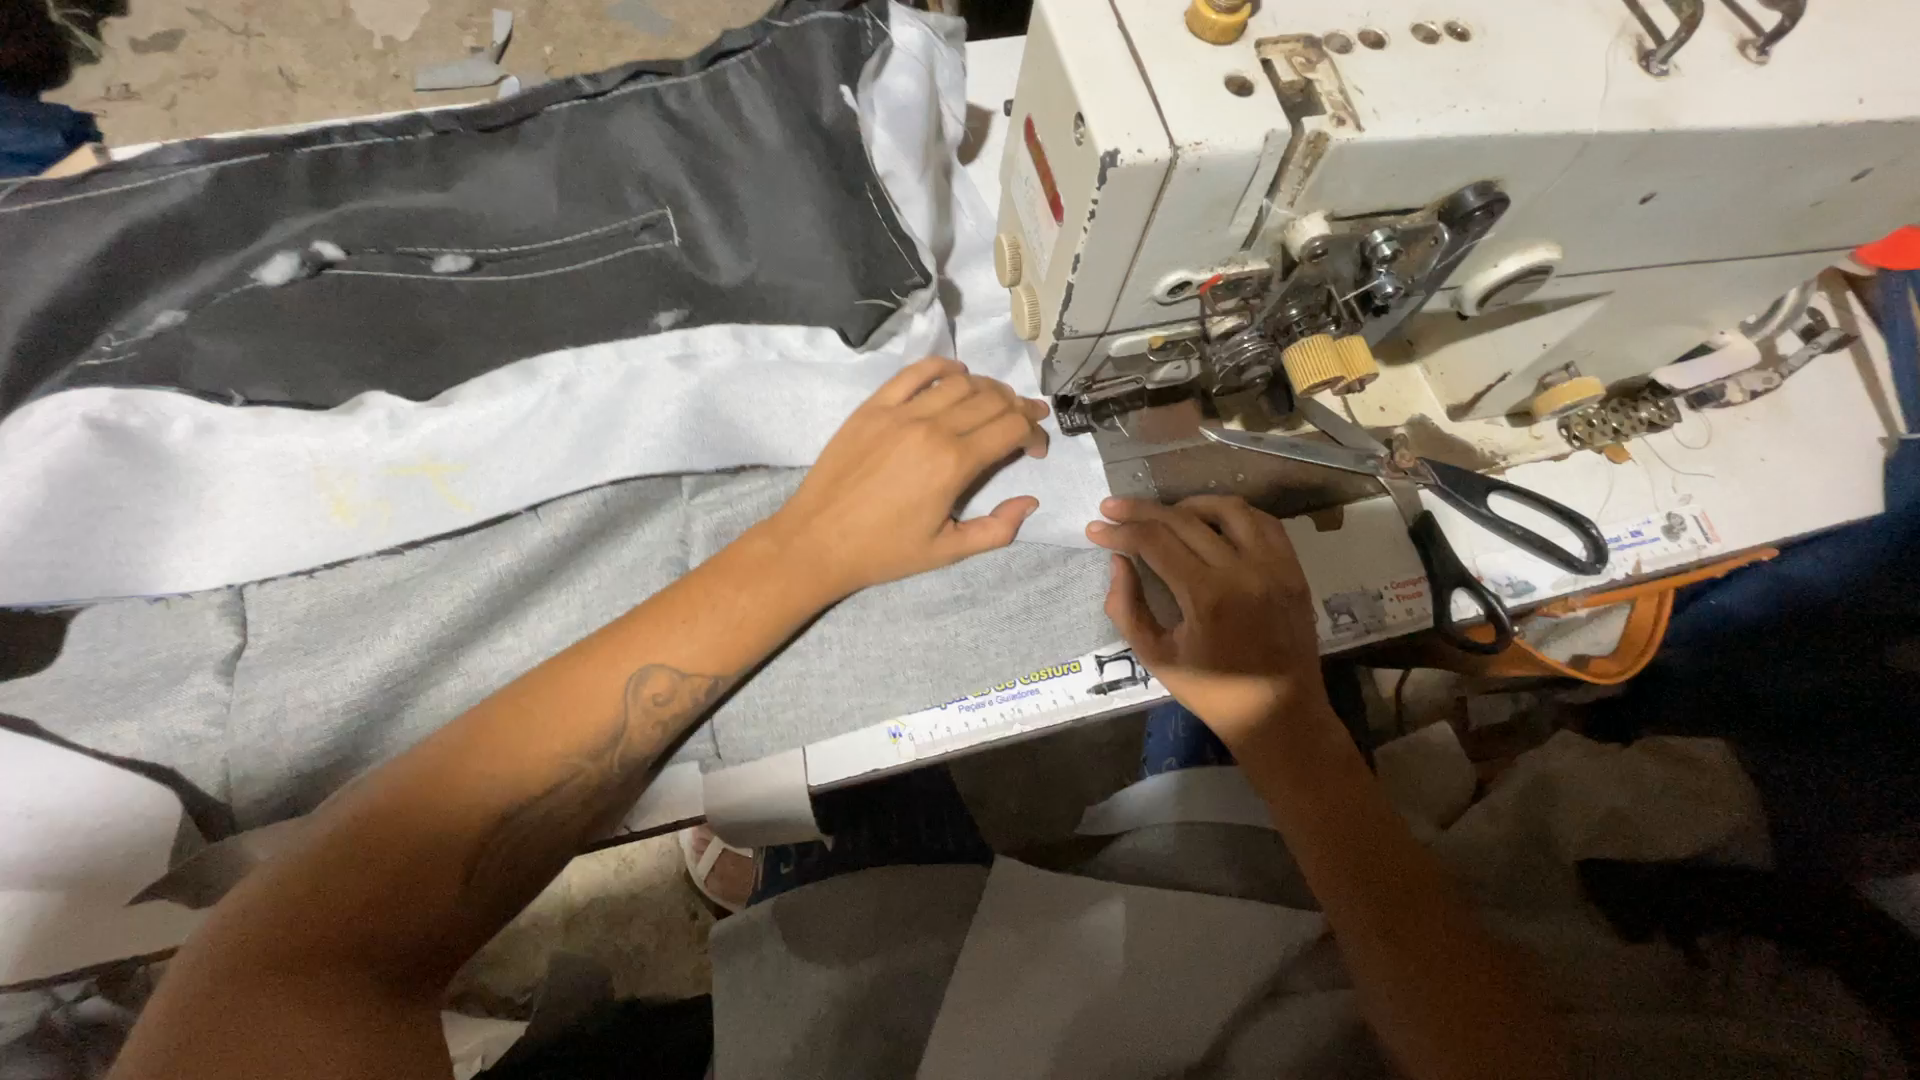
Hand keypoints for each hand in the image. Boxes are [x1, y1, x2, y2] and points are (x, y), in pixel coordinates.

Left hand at [768, 357, 1049, 597]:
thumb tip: (1030, 502)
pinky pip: (914, 373)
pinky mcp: (872, 407)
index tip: (1036, 449)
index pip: (1011, 428)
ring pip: (959, 383)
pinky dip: (941, 367)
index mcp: (954, 464)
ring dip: (988, 388)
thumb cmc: (884, 552)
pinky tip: (956, 374)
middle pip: (992, 400)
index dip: (1034, 434)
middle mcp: (931, 428)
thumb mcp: (947, 552)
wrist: (817, 542)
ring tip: (998, 402)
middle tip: (1027, 421)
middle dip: (1019, 408)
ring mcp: (899, 412)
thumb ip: (997, 529)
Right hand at [1086, 495, 1328, 748]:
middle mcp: (1244, 571)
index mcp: (1208, 596)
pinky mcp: (1293, 569)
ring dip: (1187, 504)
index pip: (1155, 542)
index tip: (1095, 528)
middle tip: (1113, 507)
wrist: (1279, 715)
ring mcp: (1275, 566)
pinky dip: (1232, 514)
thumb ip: (1126, 607)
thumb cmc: (1212, 693)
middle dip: (1141, 511)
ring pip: (1228, 509)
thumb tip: (1118, 561)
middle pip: (1184, 519)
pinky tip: (1209, 522)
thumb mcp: (1155, 657)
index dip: (1120, 530)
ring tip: (1162, 514)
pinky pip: (1263, 523)